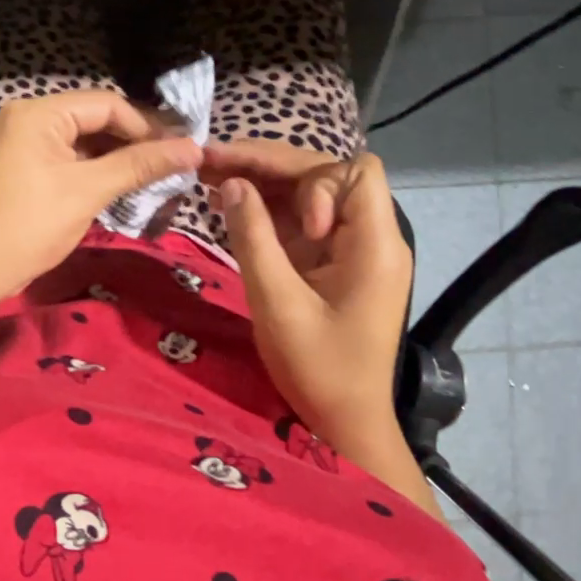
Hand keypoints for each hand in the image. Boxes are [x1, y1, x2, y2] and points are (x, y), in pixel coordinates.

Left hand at [0, 91, 200, 313]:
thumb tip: (194, 149)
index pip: (105, 104)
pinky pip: (59, 156)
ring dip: (111, 158)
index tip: (180, 154)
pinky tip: (115, 186)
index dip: (146, 127)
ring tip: (149, 179)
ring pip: (77, 140)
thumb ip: (140, 165)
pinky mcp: (12, 165)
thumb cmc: (30, 227)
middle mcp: (21, 116)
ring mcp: (13, 141)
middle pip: (91, 118)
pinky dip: (87, 169)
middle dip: (130, 142)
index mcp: (36, 113)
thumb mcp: (89, 192)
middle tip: (170, 167)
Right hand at [201, 141, 412, 445]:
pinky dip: (262, 209)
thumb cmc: (318, 367)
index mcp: (374, 244)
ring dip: (259, 181)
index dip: (315, 180)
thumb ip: (253, 239)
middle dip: (269, 165)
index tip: (292, 223)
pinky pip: (295, 221)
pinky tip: (224, 202)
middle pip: (322, 175)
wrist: (343, 420)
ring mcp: (346, 249)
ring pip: (304, 194)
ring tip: (206, 171)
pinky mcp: (326, 263)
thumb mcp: (278, 303)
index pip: (356, 173)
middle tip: (210, 160)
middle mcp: (366, 236)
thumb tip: (230, 184)